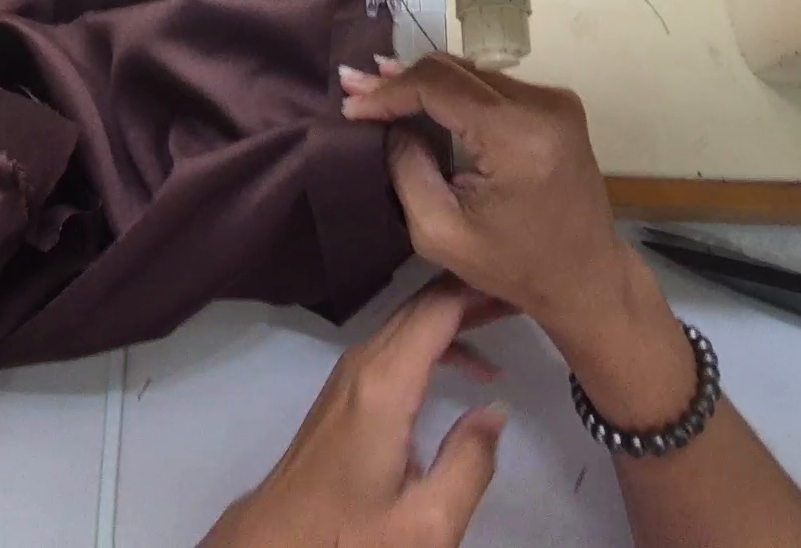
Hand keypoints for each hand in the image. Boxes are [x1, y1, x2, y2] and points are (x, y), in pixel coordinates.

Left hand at [202, 278, 510, 547]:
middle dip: (472, 291)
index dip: (478, 287)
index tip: (519, 279)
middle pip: (423, 304)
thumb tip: (497, 409)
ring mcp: (351, 371)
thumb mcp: (426, 523)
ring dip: (456, 313)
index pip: (436, 308)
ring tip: (507, 318)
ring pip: (409, 320)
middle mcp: (364, 361)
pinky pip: (398, 343)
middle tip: (524, 290)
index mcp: (384, 383)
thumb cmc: (350, 535)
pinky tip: (470, 366)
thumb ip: (470, 462)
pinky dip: (436, 340)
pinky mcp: (347, 386)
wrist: (277, 542)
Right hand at [337, 54, 631, 341]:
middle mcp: (542, 105)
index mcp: (517, 137)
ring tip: (375, 86)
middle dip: (399, 80)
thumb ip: (407, 169)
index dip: (389, 92)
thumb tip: (391, 124)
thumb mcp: (440, 232)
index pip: (438, 86)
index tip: (351, 106)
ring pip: (469, 71)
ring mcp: (555, 100)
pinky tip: (417, 95)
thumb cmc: (512, 267)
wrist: (587, 279)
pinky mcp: (556, 105)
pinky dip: (450, 91)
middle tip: (353, 86)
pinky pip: (489, 84)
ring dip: (422, 82)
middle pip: (453, 69)